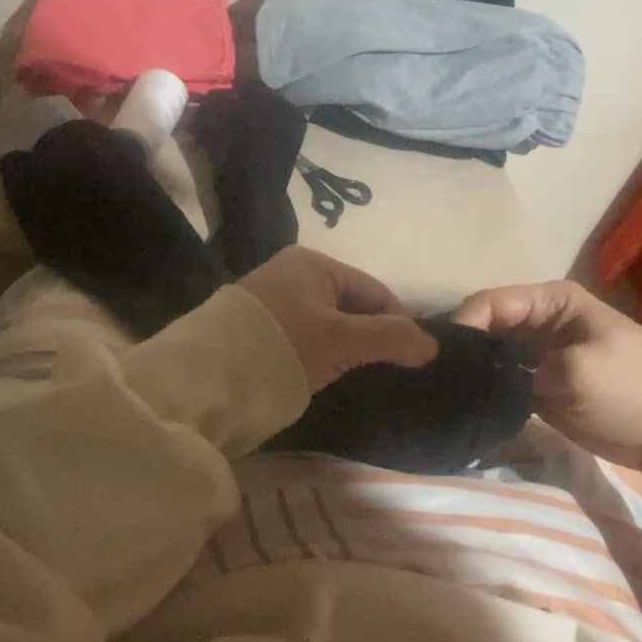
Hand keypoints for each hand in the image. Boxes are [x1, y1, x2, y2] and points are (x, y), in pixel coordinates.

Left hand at [239, 247, 437, 391]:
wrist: (210, 376)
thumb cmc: (286, 345)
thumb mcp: (344, 340)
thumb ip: (391, 338)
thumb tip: (431, 345)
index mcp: (312, 263)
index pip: (373, 290)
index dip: (397, 322)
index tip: (410, 358)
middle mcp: (289, 273)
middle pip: (348, 307)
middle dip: (368, 337)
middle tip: (382, 372)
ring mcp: (269, 301)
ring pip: (324, 325)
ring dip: (342, 349)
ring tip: (354, 378)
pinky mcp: (253, 329)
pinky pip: (300, 338)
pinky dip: (316, 355)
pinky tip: (322, 377)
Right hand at [451, 281, 641, 473]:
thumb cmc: (633, 391)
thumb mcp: (577, 371)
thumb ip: (519, 369)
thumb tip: (472, 376)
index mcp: (553, 302)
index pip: (491, 303)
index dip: (462, 324)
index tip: (439, 356)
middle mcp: (540, 321)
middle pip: (484, 326)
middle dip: (458, 347)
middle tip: (429, 373)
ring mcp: (537, 355)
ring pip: (487, 355)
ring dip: (467, 370)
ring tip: (439, 390)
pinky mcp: (536, 386)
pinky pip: (498, 381)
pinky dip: (480, 390)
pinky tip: (460, 404)